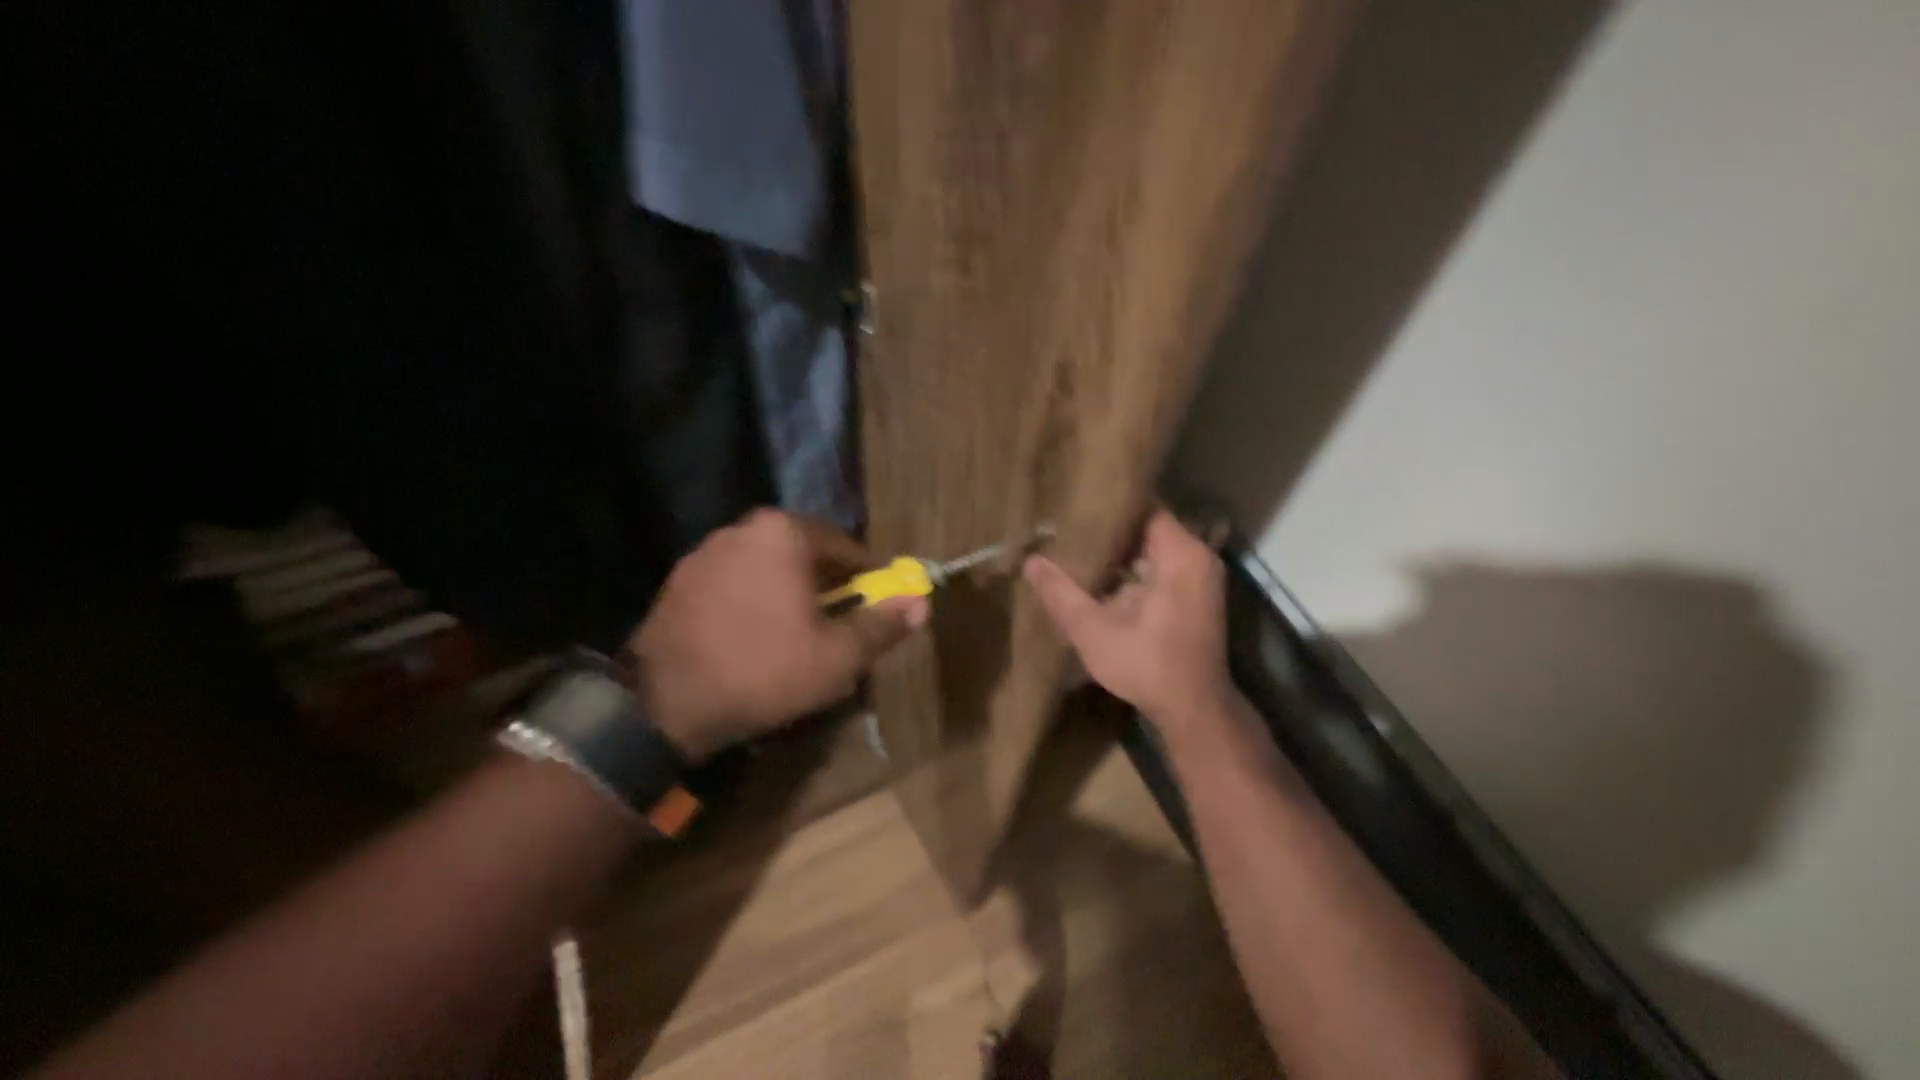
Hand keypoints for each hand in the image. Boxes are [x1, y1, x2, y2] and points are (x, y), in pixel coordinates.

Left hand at [629, 509, 928, 761]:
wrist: (665, 702)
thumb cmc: (764, 670)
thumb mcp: (838, 656)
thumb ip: (883, 625)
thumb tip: (922, 603)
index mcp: (784, 532)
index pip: (847, 549)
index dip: (869, 581)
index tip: (877, 611)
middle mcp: (743, 528)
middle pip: (805, 555)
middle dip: (827, 588)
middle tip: (839, 628)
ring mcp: (705, 553)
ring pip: (767, 570)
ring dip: (788, 595)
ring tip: (796, 639)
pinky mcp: (679, 581)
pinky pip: (734, 585)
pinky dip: (753, 604)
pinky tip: (754, 641)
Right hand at [1023, 509, 1234, 732]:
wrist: (1194, 711)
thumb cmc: (1149, 667)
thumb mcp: (1095, 631)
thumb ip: (1061, 594)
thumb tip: (1030, 562)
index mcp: (1182, 555)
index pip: (1145, 507)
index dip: (1109, 504)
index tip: (1075, 504)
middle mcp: (1198, 558)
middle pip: (1148, 527)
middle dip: (1109, 529)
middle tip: (1067, 526)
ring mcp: (1200, 578)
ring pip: (1153, 549)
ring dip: (1119, 552)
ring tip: (1076, 547)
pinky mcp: (1195, 597)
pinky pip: (1161, 567)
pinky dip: (1133, 569)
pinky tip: (1099, 578)